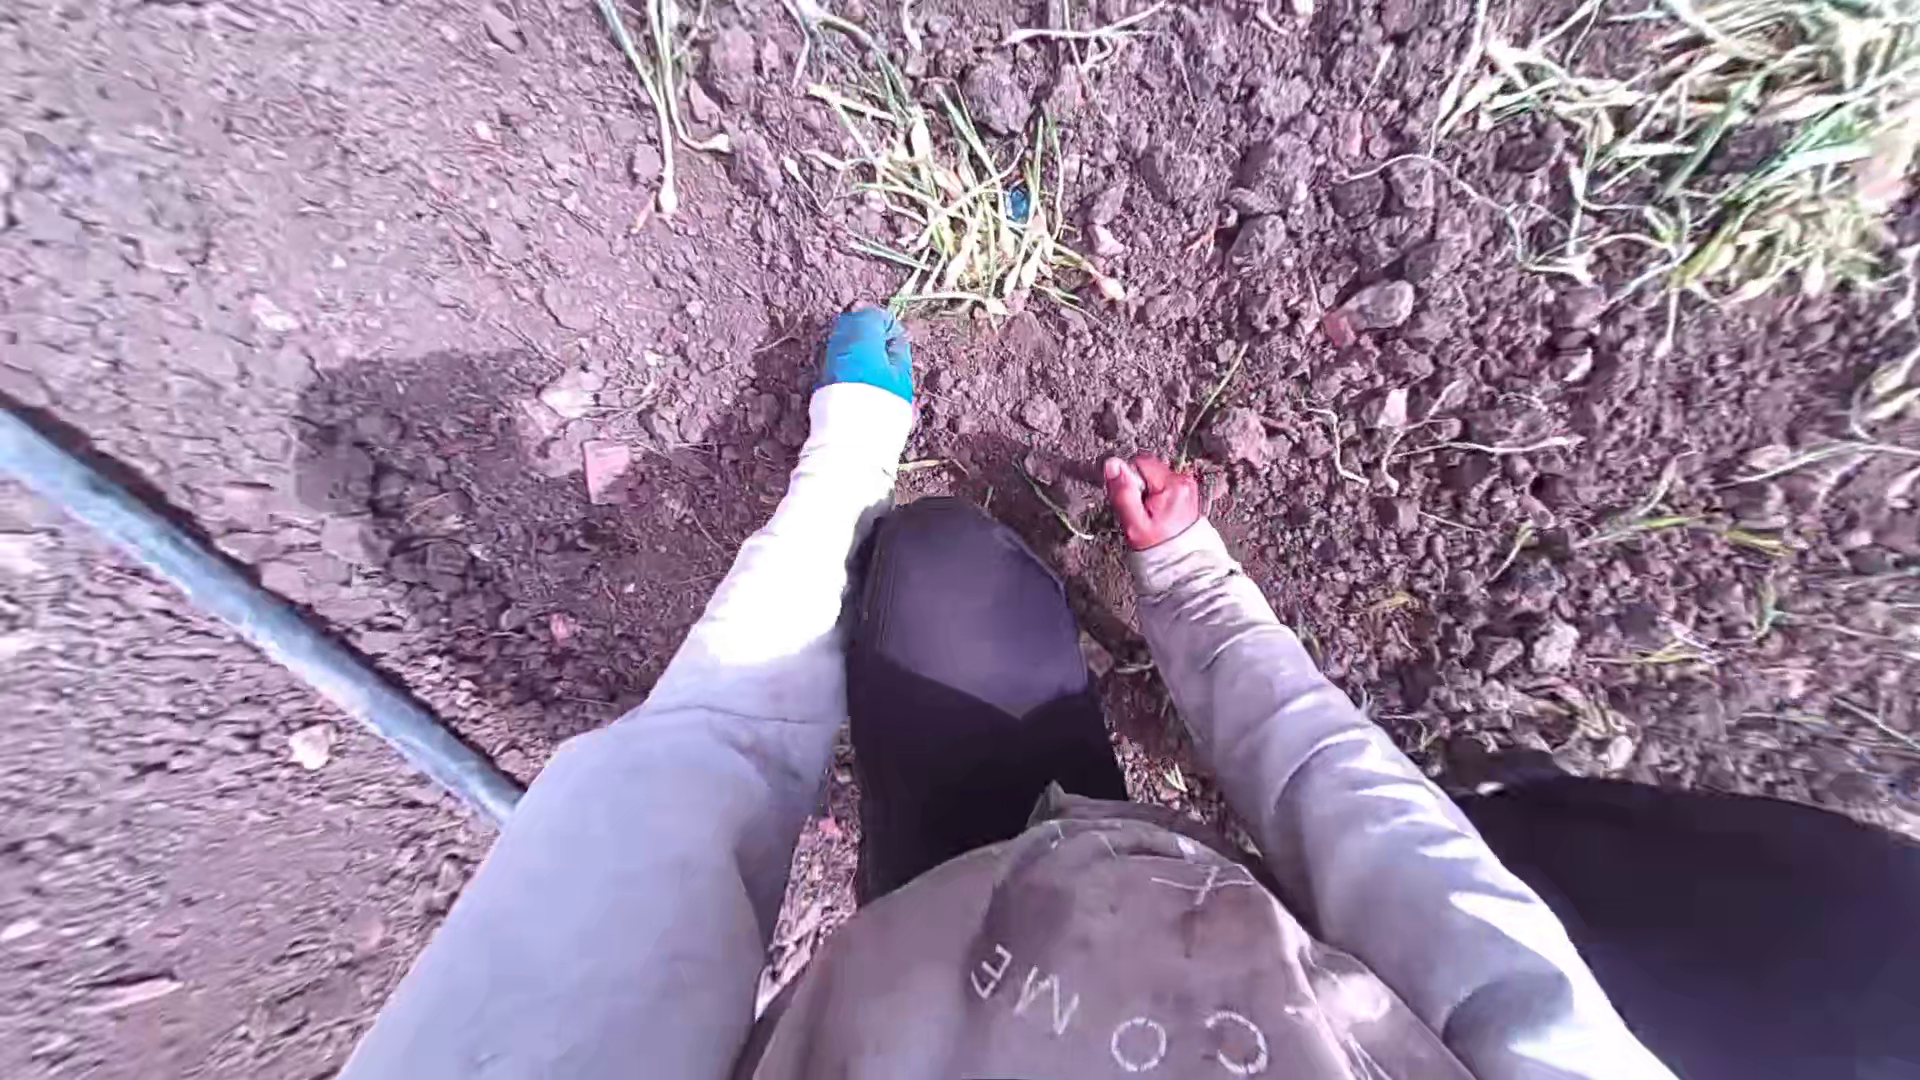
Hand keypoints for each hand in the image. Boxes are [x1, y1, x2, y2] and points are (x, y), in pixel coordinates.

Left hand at [821, 307, 912, 401]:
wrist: (850, 435)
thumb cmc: (881, 404)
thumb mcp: (901, 376)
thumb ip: (899, 350)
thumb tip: (897, 337)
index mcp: (860, 333)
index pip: (875, 315)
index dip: (891, 327)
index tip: (900, 344)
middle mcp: (839, 340)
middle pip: (855, 323)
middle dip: (872, 334)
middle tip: (888, 356)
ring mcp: (827, 357)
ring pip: (845, 341)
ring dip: (861, 348)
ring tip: (877, 370)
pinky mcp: (820, 374)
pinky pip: (839, 358)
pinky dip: (851, 362)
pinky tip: (862, 379)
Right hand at [1103, 455, 1201, 550]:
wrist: (1179, 561)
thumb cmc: (1158, 546)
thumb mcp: (1134, 522)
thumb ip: (1122, 492)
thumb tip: (1112, 465)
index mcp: (1172, 485)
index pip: (1139, 463)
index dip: (1129, 481)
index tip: (1132, 500)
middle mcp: (1183, 481)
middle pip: (1147, 469)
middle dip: (1138, 486)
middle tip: (1139, 509)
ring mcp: (1186, 487)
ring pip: (1154, 477)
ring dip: (1146, 492)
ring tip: (1148, 513)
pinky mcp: (1185, 493)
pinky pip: (1162, 486)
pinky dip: (1156, 497)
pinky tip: (1156, 513)